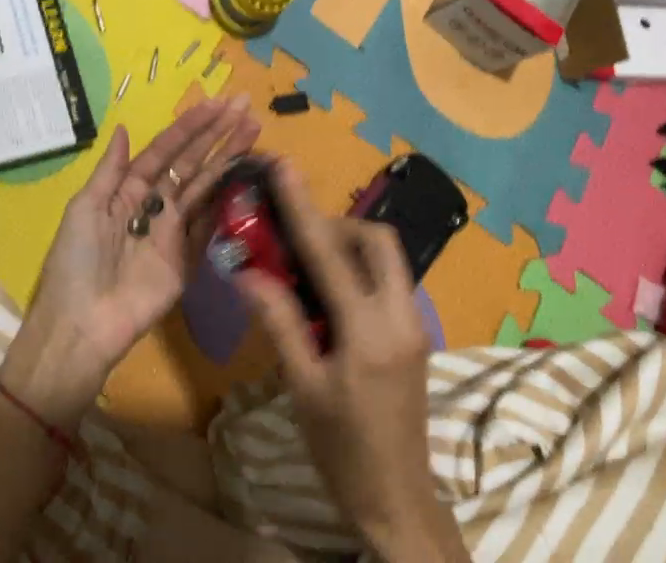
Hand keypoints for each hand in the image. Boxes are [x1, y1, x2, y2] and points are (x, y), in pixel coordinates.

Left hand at [2, 97, 260, 421]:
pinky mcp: (188, 261)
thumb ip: (111, 171)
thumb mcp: (85, 208)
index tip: (216, 104)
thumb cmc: (75, 261)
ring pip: (205, 189)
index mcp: (126, 191)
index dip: (188, 128)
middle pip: (190, 165)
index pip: (163, 152)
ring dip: (228, 160)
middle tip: (246, 108)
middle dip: (216, 136)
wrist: (83, 323)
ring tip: (254, 132)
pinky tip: (247, 176)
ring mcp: (173, 233)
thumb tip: (126, 128)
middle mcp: (154, 207)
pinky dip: (228, 201)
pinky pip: (210, 226)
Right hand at [234, 161, 434, 539]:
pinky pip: (389, 285)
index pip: (330, 253)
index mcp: (369, 331)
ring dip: (349, 248)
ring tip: (305, 265)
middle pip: (379, 243)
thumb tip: (249, 272)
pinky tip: (326, 297)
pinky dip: (358, 273)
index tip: (284, 168)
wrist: (396, 498)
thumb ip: (280, 322)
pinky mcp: (415, 339)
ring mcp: (415, 328)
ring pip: (389, 262)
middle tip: (298, 238)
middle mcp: (402, 318)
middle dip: (339, 225)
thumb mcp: (302, 386)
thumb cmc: (341, 447)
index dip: (302, 207)